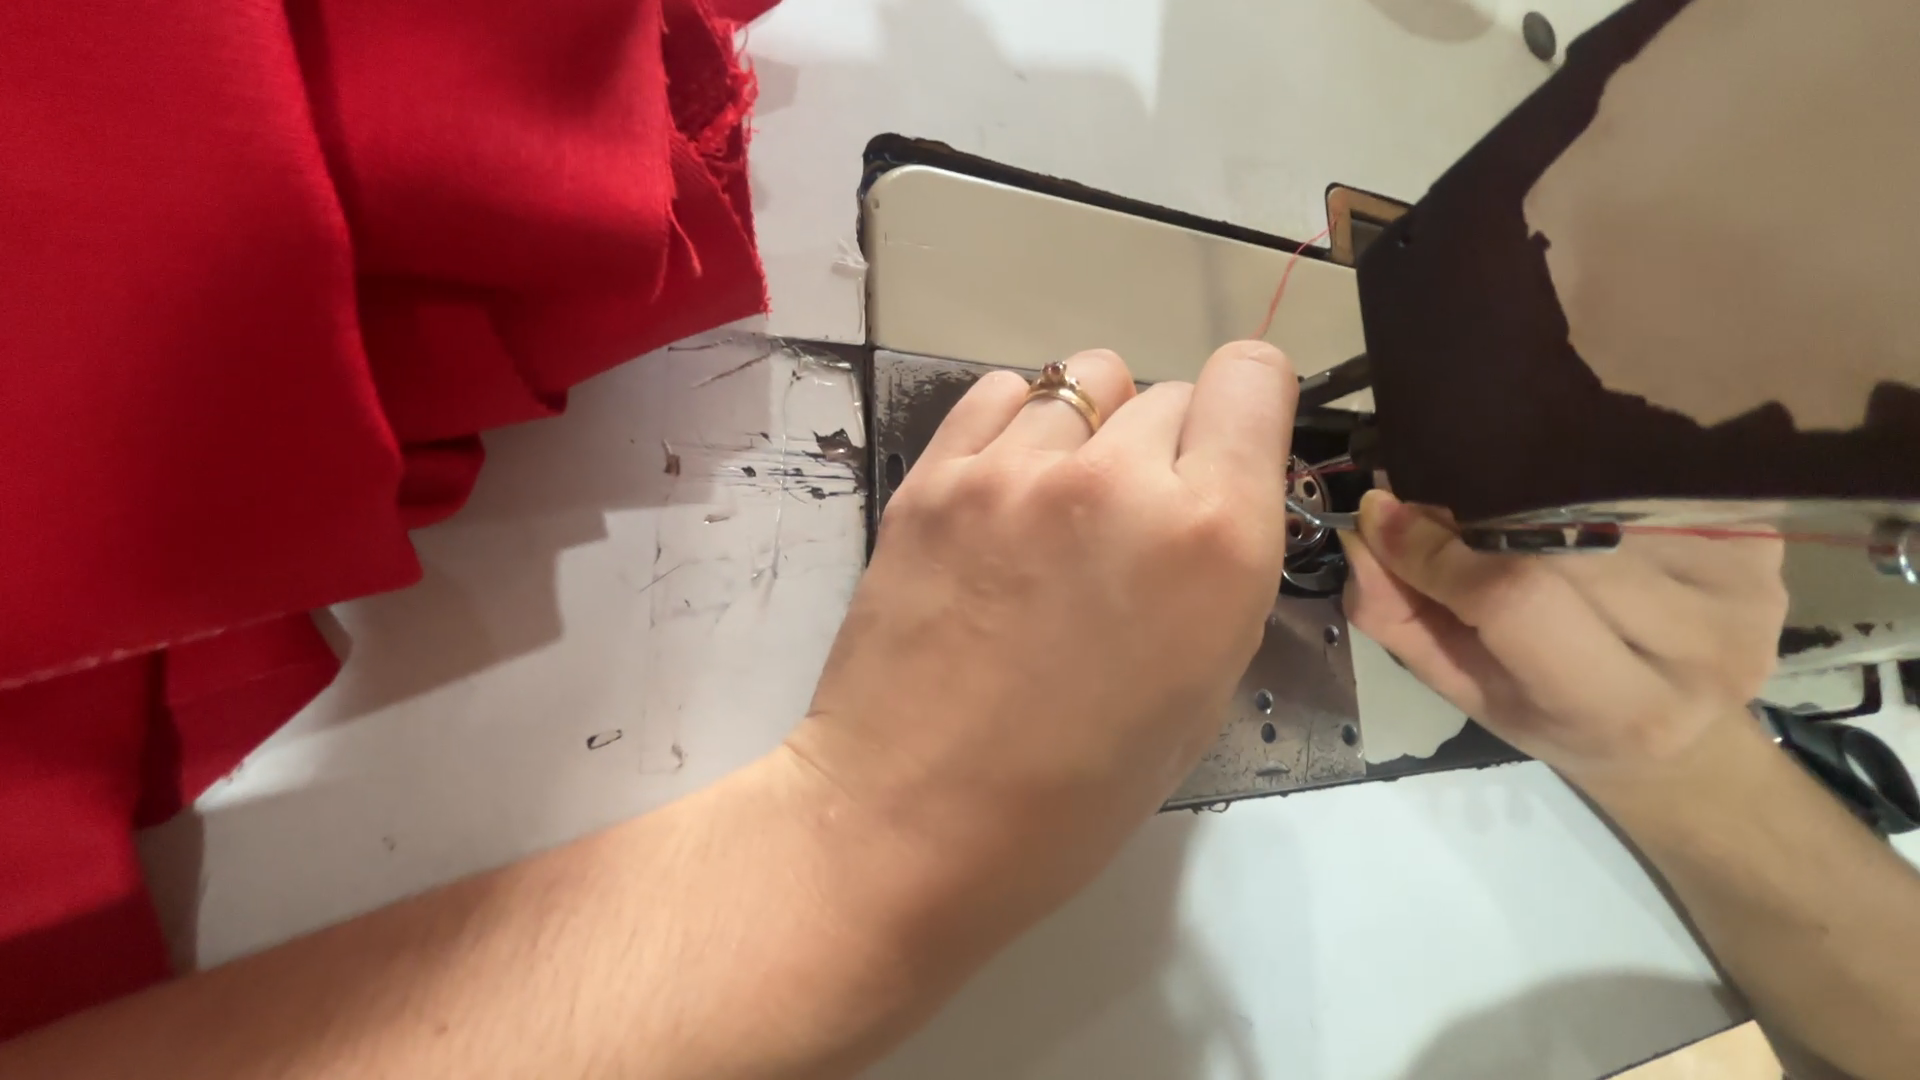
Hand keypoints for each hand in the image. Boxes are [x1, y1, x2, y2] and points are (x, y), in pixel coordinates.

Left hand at [785, 342, 1295, 954]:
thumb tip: (1201, 496)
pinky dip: (1018, 424)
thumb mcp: (1199, 690)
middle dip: (1166, 447)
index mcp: (1210, 542)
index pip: (1252, 382)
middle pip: (1167, 392)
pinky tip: (1004, 487)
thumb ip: (1216, 568)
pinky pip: (998, 395)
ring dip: (1092, 430)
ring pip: (1084, 380)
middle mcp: (1118, 481)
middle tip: (1127, 523)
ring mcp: (1011, 472)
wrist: (910, 814)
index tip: (1224, 448)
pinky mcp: (931, 477)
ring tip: (1058, 503)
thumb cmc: (1075, 789)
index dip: (1247, 407)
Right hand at [1340, 491, 1788, 783]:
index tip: (1379, 520)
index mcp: (1617, 706)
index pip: (1516, 598)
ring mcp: (1747, 588)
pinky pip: (1638, 488)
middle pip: (1552, 543)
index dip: (1436, 554)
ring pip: (1590, 506)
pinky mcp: (1763, 544)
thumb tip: (1362, 533)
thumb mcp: (1455, 686)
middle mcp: (1702, 649)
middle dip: (1473, 523)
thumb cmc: (1547, 716)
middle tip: (1436, 522)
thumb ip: (1396, 617)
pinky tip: (1569, 519)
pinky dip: (1577, 491)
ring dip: (1523, 505)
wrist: (1676, 737)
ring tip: (1502, 528)